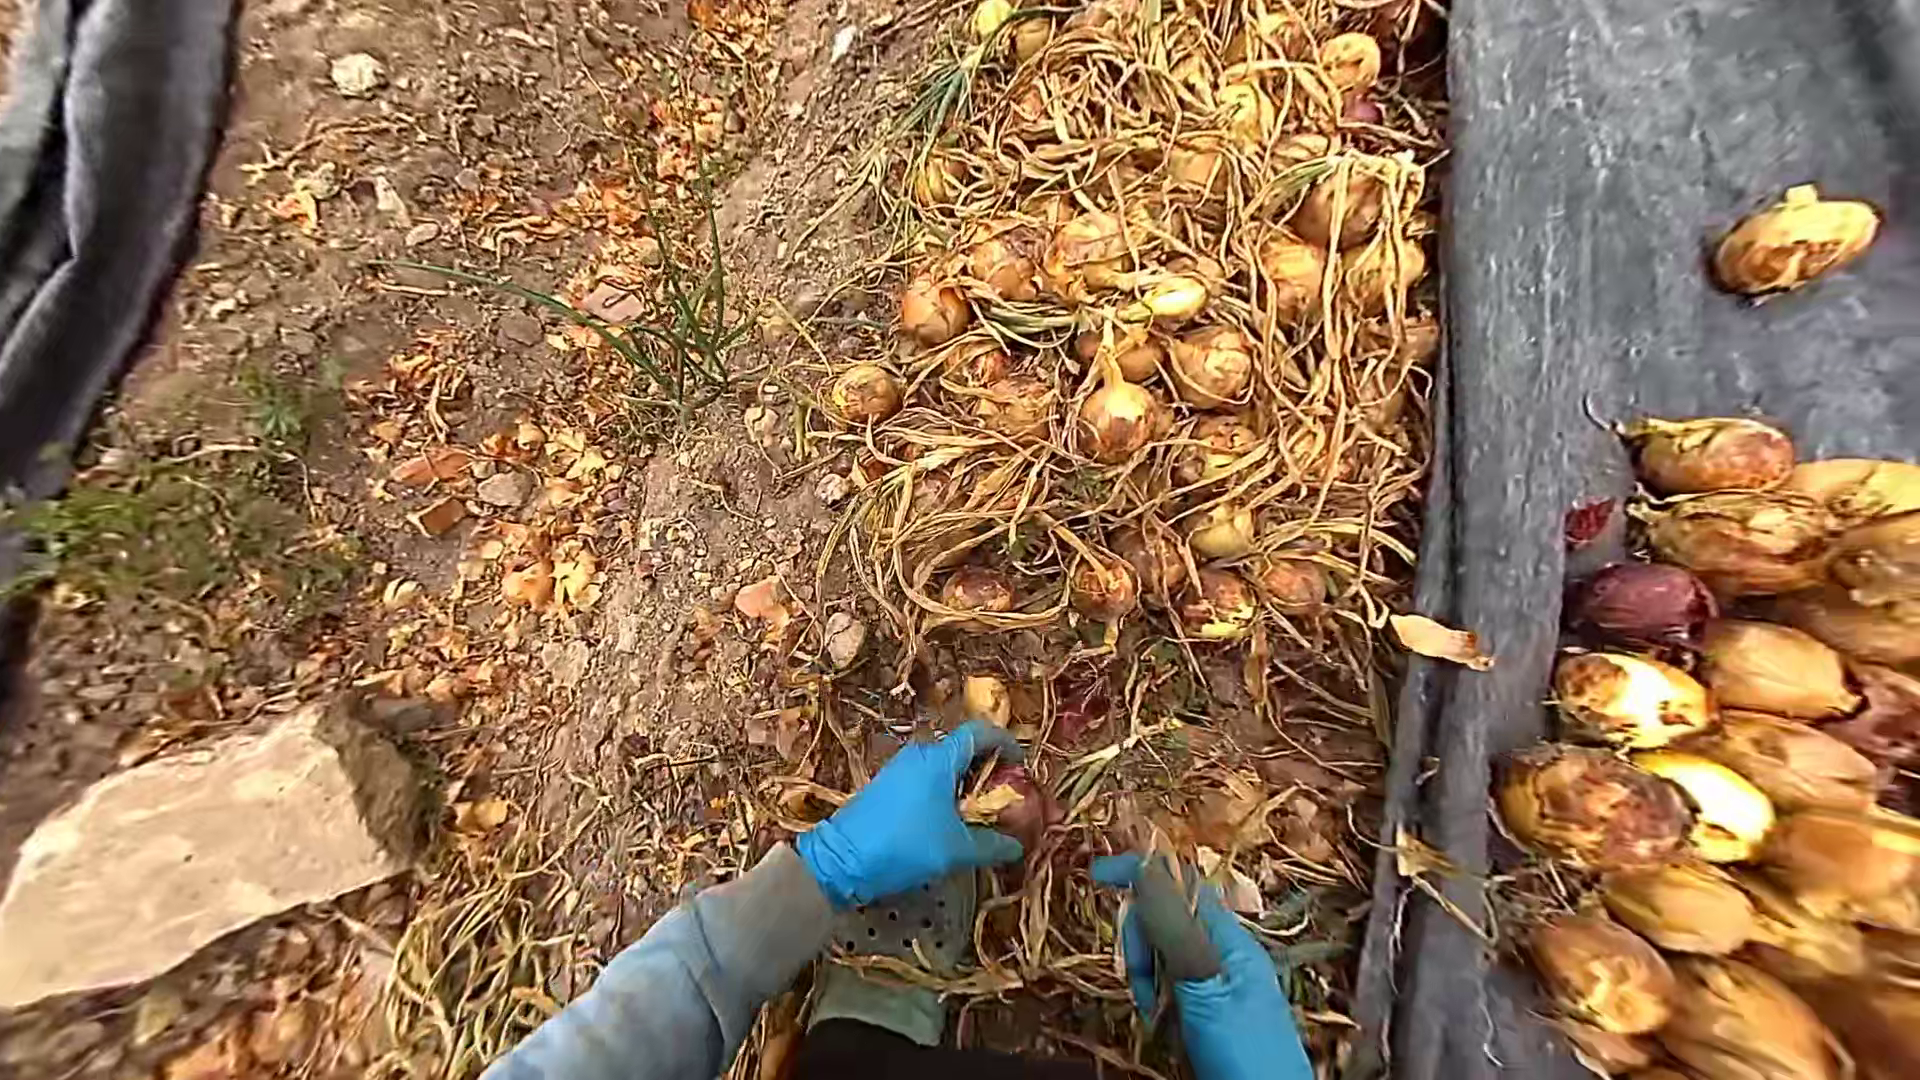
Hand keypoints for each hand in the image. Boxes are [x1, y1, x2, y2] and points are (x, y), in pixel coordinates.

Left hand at [796, 720, 1025, 908]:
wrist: (841, 859)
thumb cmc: (903, 844)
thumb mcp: (954, 849)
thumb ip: (990, 845)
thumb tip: (1016, 847)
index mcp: (939, 758)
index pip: (980, 732)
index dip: (1006, 743)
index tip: (1022, 765)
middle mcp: (920, 754)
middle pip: (964, 749)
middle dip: (989, 769)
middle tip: (1006, 796)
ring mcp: (901, 768)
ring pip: (945, 765)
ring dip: (966, 783)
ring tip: (981, 813)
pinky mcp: (888, 785)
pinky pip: (927, 778)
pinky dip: (946, 791)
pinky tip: (950, 822)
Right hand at [1092, 854, 1312, 1079]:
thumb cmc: (1247, 1057)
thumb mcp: (1205, 985)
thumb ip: (1172, 924)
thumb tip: (1143, 862)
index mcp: (1227, 936)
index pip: (1177, 880)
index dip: (1137, 870)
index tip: (1095, 875)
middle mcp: (1217, 954)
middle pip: (1159, 916)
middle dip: (1140, 941)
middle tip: (1142, 982)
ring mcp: (1208, 988)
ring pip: (1155, 955)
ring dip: (1144, 978)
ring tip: (1156, 1017)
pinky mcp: (1198, 1018)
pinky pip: (1161, 990)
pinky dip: (1152, 1003)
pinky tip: (1161, 1030)